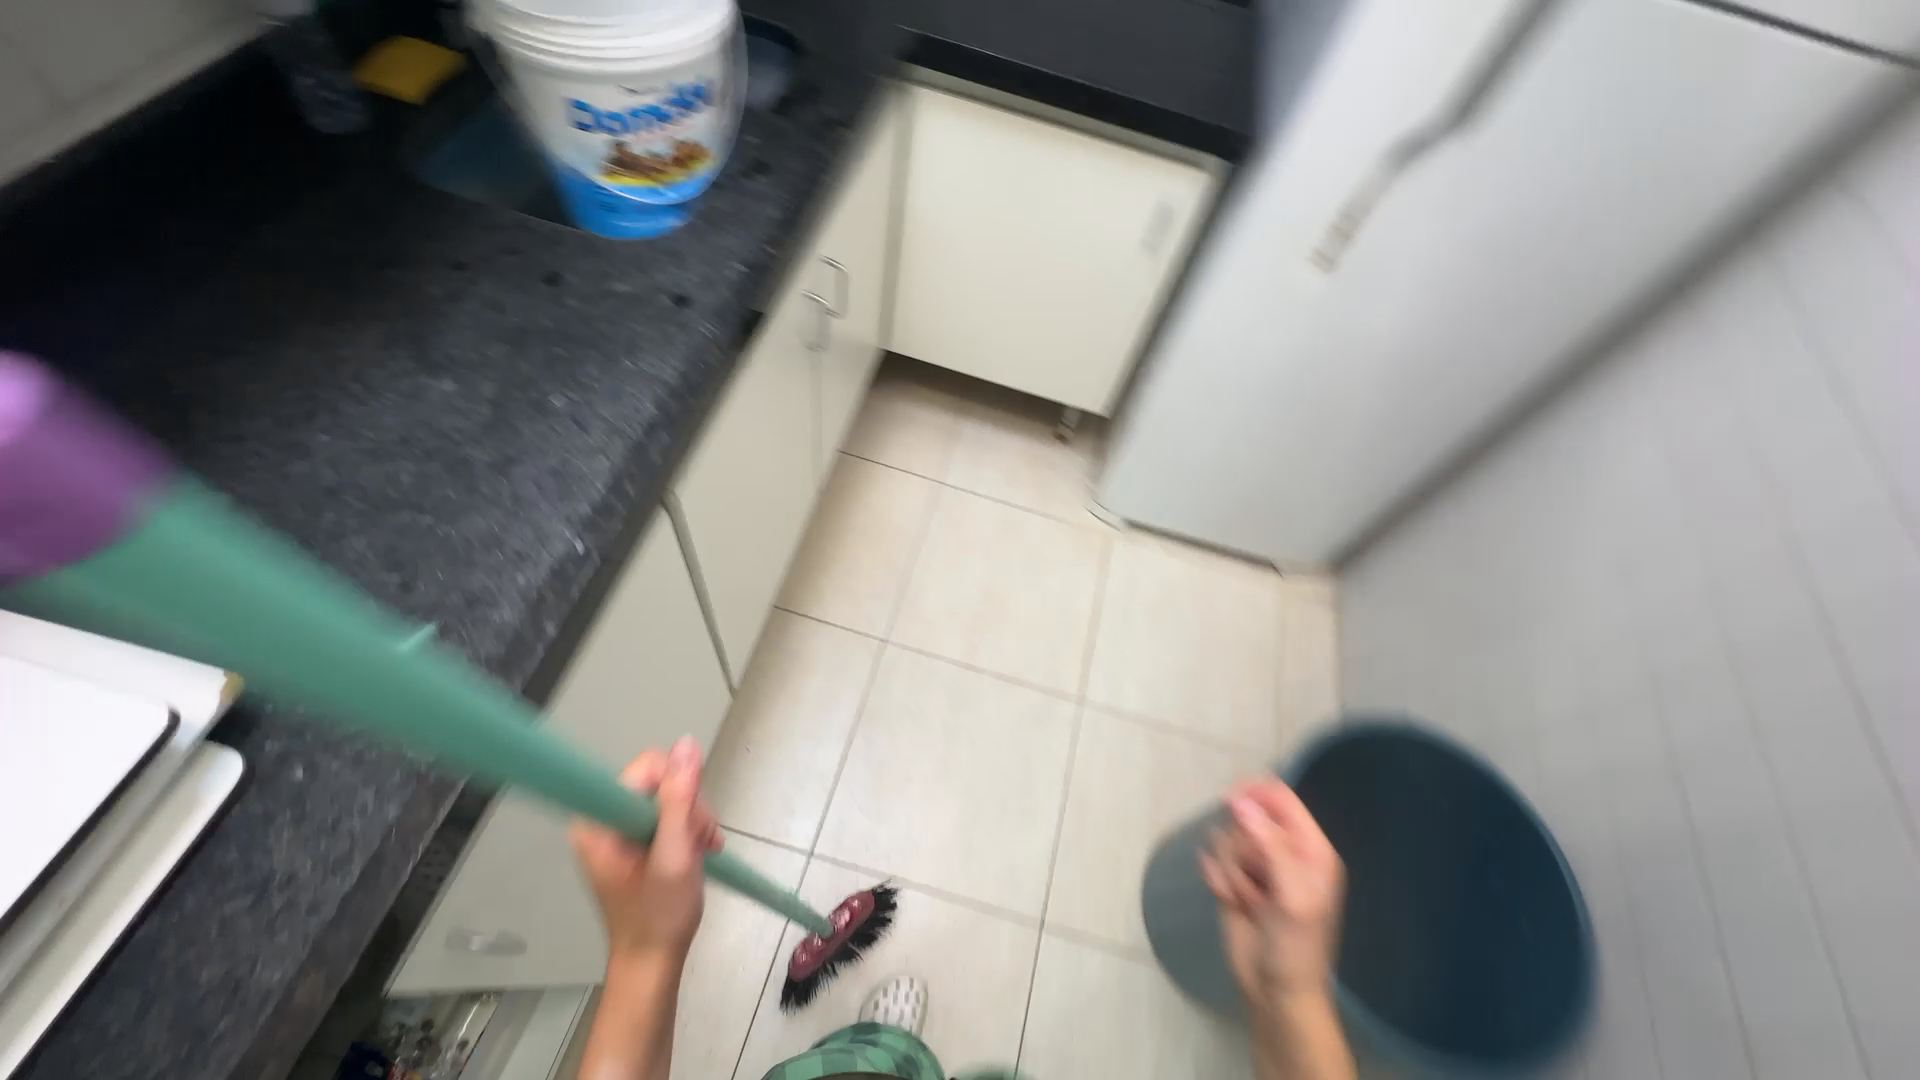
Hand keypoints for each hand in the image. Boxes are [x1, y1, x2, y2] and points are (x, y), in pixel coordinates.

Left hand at [570, 737, 724, 965]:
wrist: (654, 961)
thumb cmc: (659, 916)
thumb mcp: (675, 856)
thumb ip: (680, 799)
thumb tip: (687, 744)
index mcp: (598, 821)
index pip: (645, 768)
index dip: (676, 786)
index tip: (688, 821)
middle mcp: (604, 818)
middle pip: (662, 780)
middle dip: (690, 808)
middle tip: (699, 841)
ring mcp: (620, 828)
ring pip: (671, 795)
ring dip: (695, 820)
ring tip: (701, 850)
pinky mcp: (635, 838)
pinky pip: (670, 811)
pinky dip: (691, 827)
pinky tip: (700, 850)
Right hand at [1200, 779, 1344, 1013]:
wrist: (1274, 992)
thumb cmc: (1296, 946)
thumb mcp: (1294, 895)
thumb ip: (1270, 844)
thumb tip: (1238, 801)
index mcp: (1311, 849)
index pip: (1280, 799)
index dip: (1254, 794)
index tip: (1229, 802)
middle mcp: (1284, 851)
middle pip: (1246, 818)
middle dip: (1242, 848)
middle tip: (1255, 881)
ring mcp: (1257, 866)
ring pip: (1226, 839)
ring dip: (1231, 869)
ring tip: (1247, 900)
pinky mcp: (1233, 880)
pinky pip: (1212, 860)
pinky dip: (1217, 880)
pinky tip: (1230, 902)